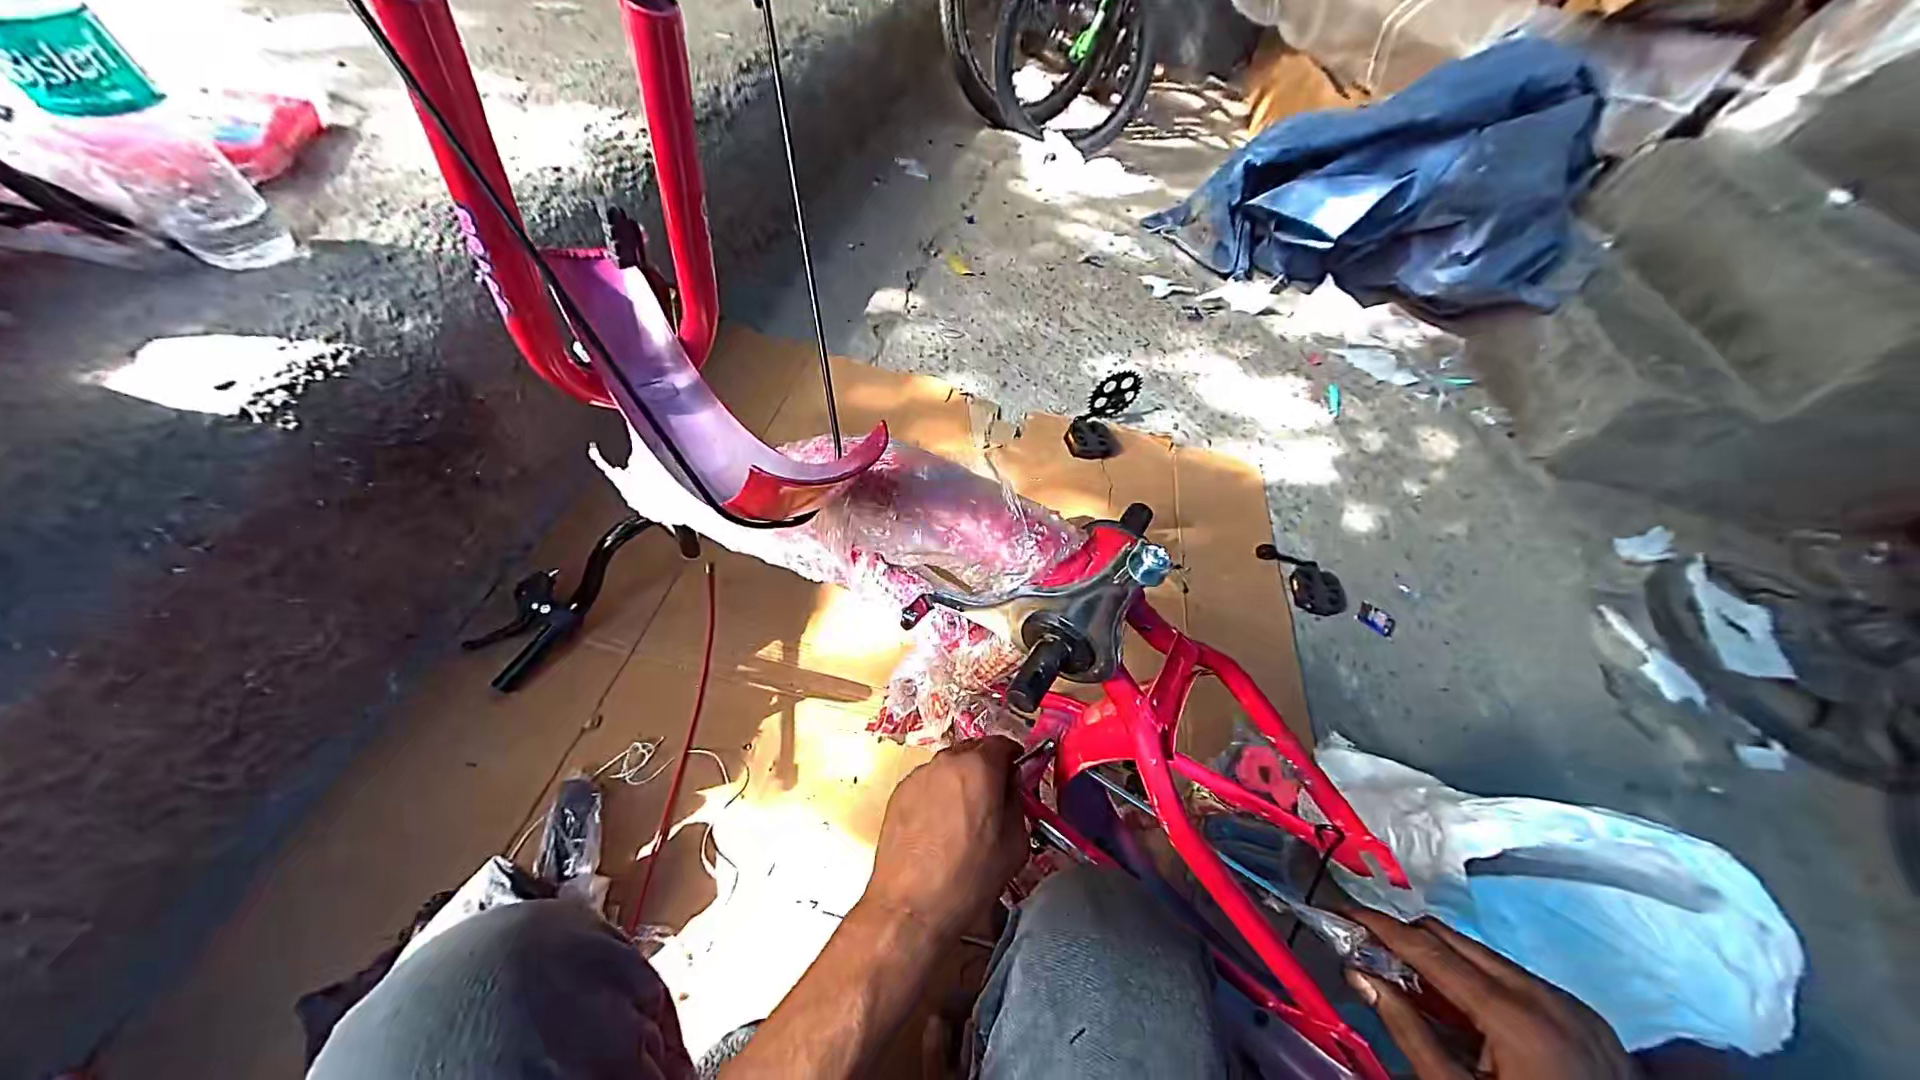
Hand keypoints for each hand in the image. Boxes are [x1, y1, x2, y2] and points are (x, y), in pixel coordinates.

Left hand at [861, 736, 1028, 935]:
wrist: (911, 906)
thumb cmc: (969, 878)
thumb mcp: (1015, 843)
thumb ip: (1017, 802)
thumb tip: (1011, 787)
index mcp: (978, 766)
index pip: (1002, 743)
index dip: (1013, 758)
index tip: (1017, 774)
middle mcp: (945, 761)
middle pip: (973, 750)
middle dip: (986, 767)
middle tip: (994, 797)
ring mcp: (918, 775)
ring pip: (948, 767)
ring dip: (960, 781)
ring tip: (964, 817)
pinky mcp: (898, 793)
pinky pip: (926, 783)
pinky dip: (936, 794)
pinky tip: (939, 827)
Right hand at [1345, 908, 1636, 1079]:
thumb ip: (1408, 1031)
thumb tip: (1361, 975)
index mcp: (1514, 1015)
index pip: (1426, 946)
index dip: (1376, 925)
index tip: (1340, 912)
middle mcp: (1545, 996)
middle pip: (1452, 938)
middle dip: (1404, 940)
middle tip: (1367, 954)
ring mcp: (1572, 1006)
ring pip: (1482, 955)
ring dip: (1439, 960)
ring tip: (1411, 988)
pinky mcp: (1587, 1021)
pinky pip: (1514, 980)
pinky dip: (1476, 982)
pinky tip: (1462, 1014)